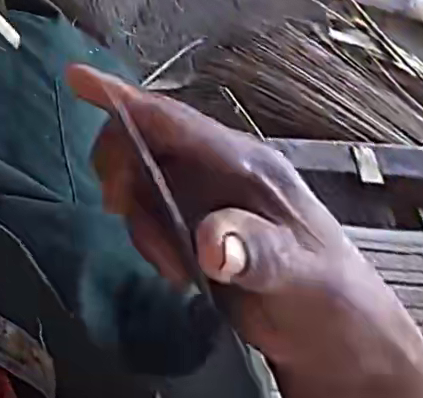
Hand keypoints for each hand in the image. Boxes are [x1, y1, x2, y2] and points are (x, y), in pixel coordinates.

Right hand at [67, 65, 422, 397]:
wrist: (347, 347)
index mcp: (243, 162)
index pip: (170, 118)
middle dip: (121, 167)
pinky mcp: (193, 215)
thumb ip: (256, 252)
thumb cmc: (333, 304)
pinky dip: (146, 231)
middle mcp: (216, 165)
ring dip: (138, 214)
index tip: (75, 76)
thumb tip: (209, 241)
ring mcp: (203, 189)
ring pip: (139, 173)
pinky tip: (175, 267)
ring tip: (171, 266)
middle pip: (144, 139)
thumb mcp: (302, 281)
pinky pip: (147, 205)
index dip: (120, 96)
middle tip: (117, 208)